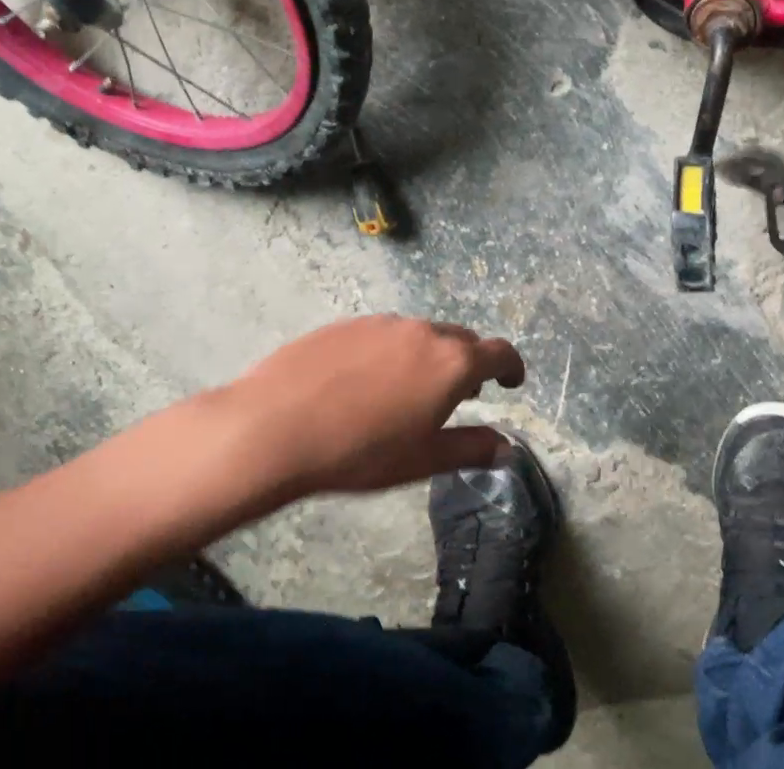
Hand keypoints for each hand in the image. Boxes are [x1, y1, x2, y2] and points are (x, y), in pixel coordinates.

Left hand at [209, 315, 525, 496]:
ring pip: (420, 336)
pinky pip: (383, 335)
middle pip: (461, 340)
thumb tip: (506, 448)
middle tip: (458, 396)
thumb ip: (471, 448)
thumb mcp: (423, 459)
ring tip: (407, 392)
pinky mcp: (345, 324)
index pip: (500, 353)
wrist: (272, 429)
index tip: (510, 383)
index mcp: (453, 363)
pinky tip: (363, 384)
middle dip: (468, 364)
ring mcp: (382, 324)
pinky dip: (390, 354)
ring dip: (428, 357)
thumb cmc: (359, 451)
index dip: (511, 368)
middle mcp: (424, 332)